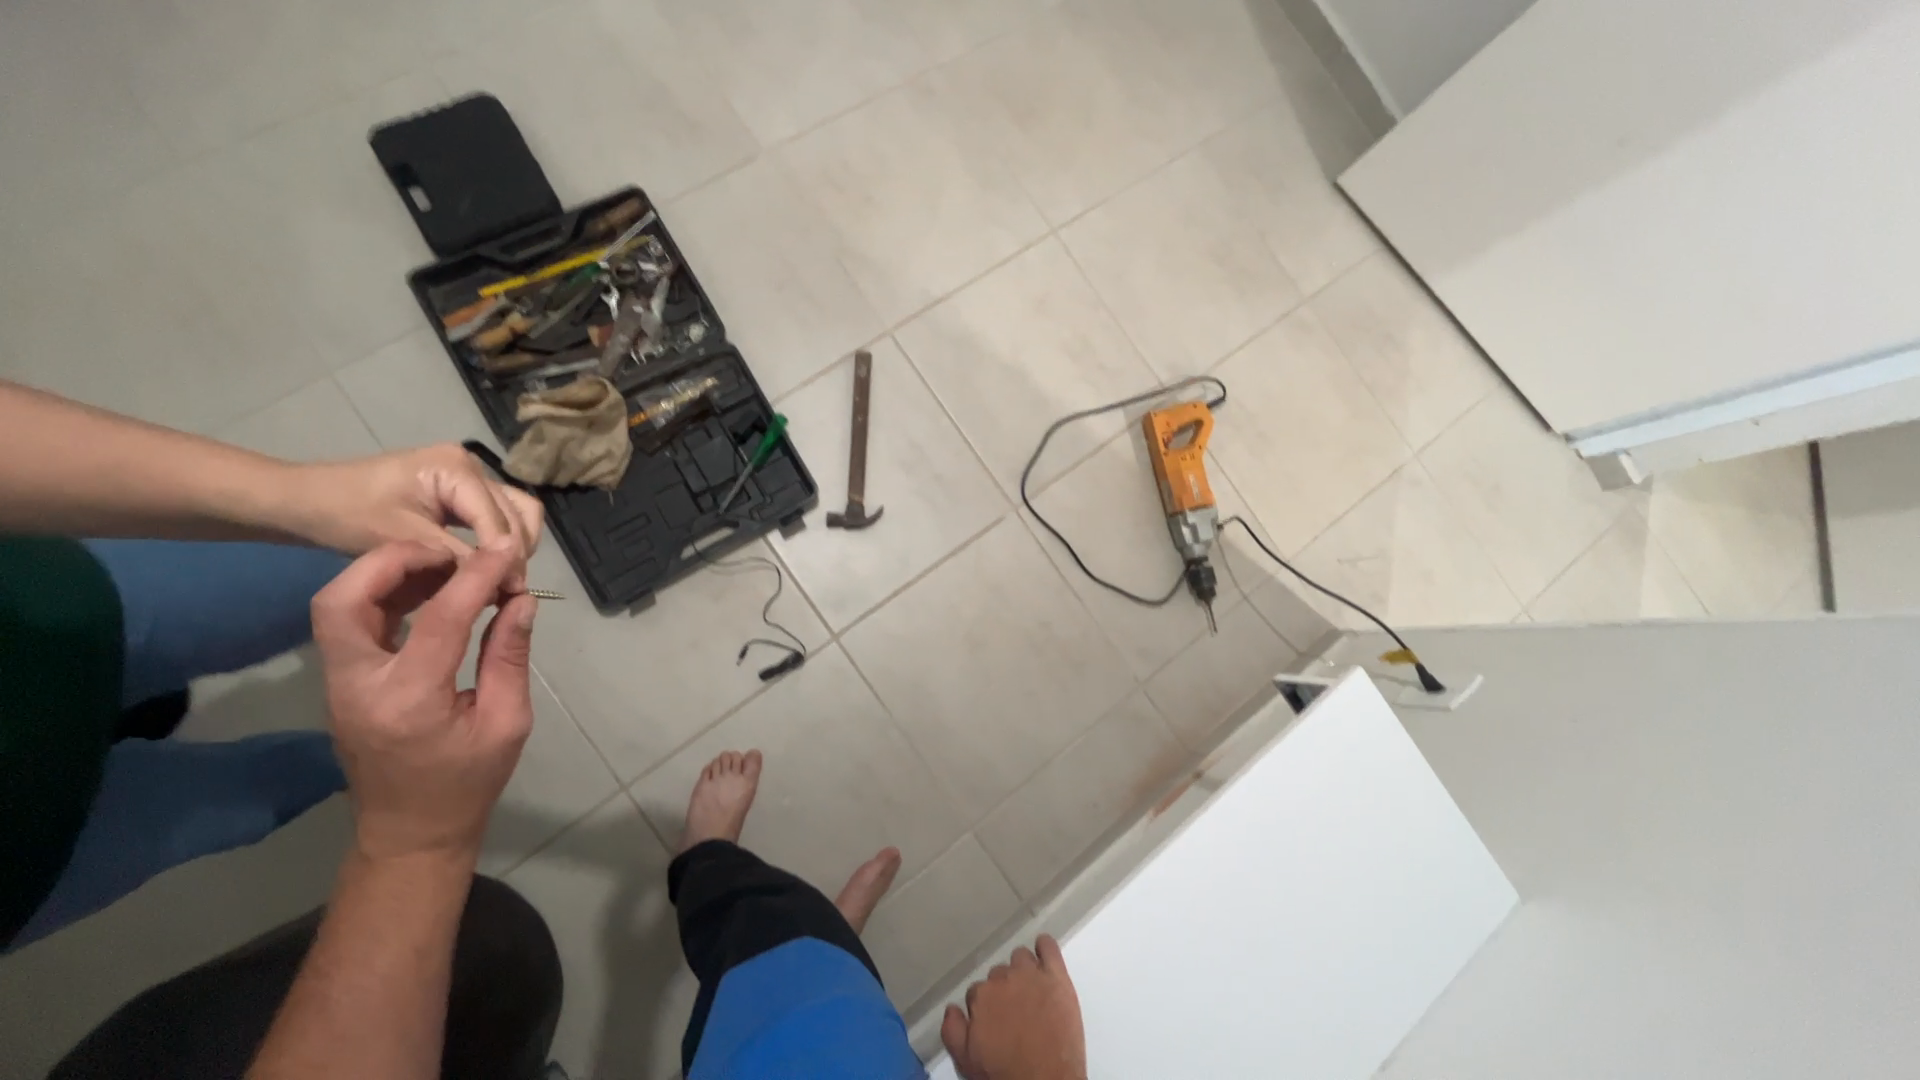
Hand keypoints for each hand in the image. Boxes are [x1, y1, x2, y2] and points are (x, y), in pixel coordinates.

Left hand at [284, 444, 543, 578]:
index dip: (507, 557)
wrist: (305, 499)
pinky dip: (500, 541)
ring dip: (514, 547)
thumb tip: (506, 580)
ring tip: (501, 580)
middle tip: (508, 591)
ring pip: (517, 514)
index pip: (498, 519)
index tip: (511, 594)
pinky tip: (488, 566)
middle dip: (516, 553)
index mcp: (456, 468)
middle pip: (519, 513)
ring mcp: (470, 477)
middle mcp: (472, 466)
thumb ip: (458, 556)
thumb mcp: (402, 539)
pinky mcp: (463, 491)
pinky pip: (498, 516)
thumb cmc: (346, 514)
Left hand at [310, 539, 535, 864]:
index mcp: (409, 699)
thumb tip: (520, 599)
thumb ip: (509, 656)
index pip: (442, 618)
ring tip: (442, 561)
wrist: (409, 832)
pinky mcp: (340, 681)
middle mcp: (358, 685)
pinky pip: (349, 621)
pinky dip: (383, 593)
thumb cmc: (467, 782)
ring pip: (336, 605)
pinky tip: (427, 589)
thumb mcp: (508, 722)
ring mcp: (339, 683)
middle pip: (345, 599)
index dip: (478, 576)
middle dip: (396, 560)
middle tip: (450, 547)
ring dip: (385, 572)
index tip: (508, 550)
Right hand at [942, 935, 1087, 1079]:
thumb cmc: (1005, 1073)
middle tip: (1015, 1011)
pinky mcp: (1056, 976)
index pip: (978, 991)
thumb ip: (952, 1030)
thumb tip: (952, 1008)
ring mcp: (1032, 974)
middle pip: (1000, 973)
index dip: (986, 1007)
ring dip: (1023, 970)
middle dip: (1005, 989)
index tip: (995, 1021)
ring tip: (1031, 992)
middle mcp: (1004, 978)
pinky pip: (1048, 946)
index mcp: (981, 996)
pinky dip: (1044, 947)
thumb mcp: (966, 1060)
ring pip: (1021, 957)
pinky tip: (1044, 955)